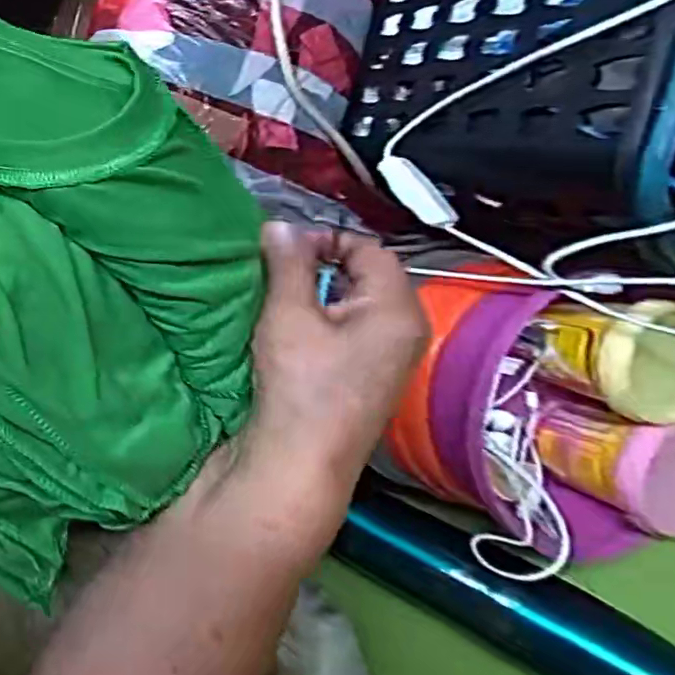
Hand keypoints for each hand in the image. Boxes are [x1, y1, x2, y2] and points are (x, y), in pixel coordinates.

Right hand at [237, 222, 428, 503]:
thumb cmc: (302, 379)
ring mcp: (388, 352)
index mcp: (397, 309)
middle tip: (269, 270)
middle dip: (315, 264)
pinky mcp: (366, 369)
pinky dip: (314, 315)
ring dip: (311, 291)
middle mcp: (404, 328)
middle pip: (363, 274)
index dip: (325, 238)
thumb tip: (280, 225)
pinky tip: (283, 325)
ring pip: (350, 300)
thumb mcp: (288, 314)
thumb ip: (287, 264)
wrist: (304, 449)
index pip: (371, 249)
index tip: (279, 248)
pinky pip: (345, 325)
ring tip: (272, 296)